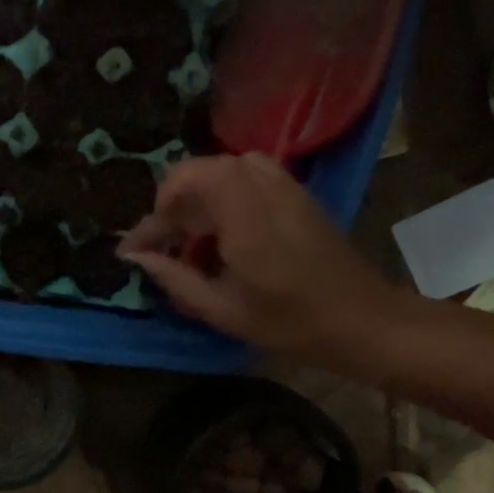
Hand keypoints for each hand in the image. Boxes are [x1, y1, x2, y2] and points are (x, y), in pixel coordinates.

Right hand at [119, 154, 403, 357]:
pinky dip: (223, 200)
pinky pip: (247, 180)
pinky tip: (221, 239)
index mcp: (242, 211)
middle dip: (172, 206)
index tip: (134, 249)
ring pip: (223, 173)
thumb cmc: (287, 320)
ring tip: (189, 243)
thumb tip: (136, 256)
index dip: (153, 215)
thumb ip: (173, 277)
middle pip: (200, 172)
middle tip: (160, 247)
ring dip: (198, 201)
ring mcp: (283, 185)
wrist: (359, 318)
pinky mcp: (295, 194)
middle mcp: (262, 185)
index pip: (182, 183)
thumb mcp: (220, 308)